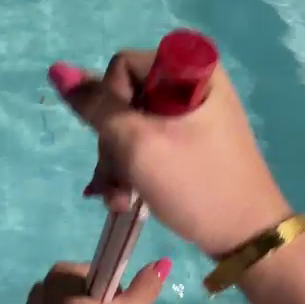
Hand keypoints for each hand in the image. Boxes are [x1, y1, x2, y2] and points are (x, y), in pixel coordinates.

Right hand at [50, 50, 290, 255]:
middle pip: (124, 98)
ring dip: (115, 164)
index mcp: (191, 70)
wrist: (246, 236)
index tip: (123, 141)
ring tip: (119, 200)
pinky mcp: (189, 143)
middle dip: (110, 143)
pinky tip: (124, 199)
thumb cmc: (194, 184)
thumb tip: (57, 69)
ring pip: (129, 126)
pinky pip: (146, 144)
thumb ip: (96, 107)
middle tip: (116, 181)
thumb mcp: (137, 144)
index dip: (110, 103)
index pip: (123, 67)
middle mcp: (192, 84)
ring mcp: (191, 116)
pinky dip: (130, 170)